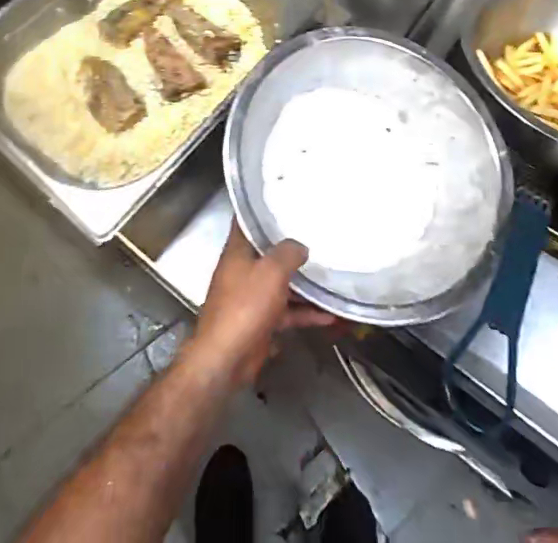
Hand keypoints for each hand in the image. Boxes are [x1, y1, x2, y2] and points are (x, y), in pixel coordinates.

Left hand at [186, 220, 337, 387]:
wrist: (227, 358)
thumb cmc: (245, 306)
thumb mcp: (271, 271)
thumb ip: (288, 252)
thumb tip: (300, 246)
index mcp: (237, 252)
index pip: (245, 221)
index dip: (261, 208)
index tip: (284, 199)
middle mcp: (242, 271)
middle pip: (268, 253)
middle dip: (291, 247)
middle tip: (317, 235)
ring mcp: (251, 297)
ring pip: (280, 283)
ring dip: (303, 283)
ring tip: (330, 274)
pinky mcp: (261, 321)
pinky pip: (287, 311)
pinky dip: (305, 312)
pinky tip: (329, 314)